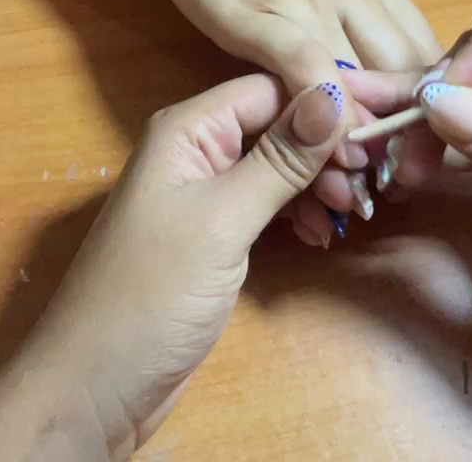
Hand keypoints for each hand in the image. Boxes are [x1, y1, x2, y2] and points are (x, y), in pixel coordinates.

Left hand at [7, 76, 350, 456]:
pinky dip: (299, 212)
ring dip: (317, 181)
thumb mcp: (224, 219)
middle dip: (324, 146)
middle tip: (367, 178)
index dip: (323, 100)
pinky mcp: (215, 230)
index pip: (269, 86)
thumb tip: (332, 93)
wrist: (98, 384)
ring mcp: (206, 191)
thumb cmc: (153, 291)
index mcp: (189, 128)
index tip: (373, 129)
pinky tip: (322, 234)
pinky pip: (268, 202)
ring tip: (350, 210)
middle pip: (276, 123)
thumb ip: (280, 158)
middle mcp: (197, 148)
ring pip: (276, 164)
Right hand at [130, 0, 441, 246]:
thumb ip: (353, 26)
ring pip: (364, 80)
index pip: (427, 52)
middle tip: (399, 184)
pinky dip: (326, 114)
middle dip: (409, 134)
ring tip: (364, 189)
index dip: (433, 109)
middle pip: (407, 71)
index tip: (423, 153)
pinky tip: (324, 150)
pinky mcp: (263, 16)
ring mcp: (311, 0)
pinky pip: (310, 70)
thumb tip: (380, 87)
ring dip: (368, 140)